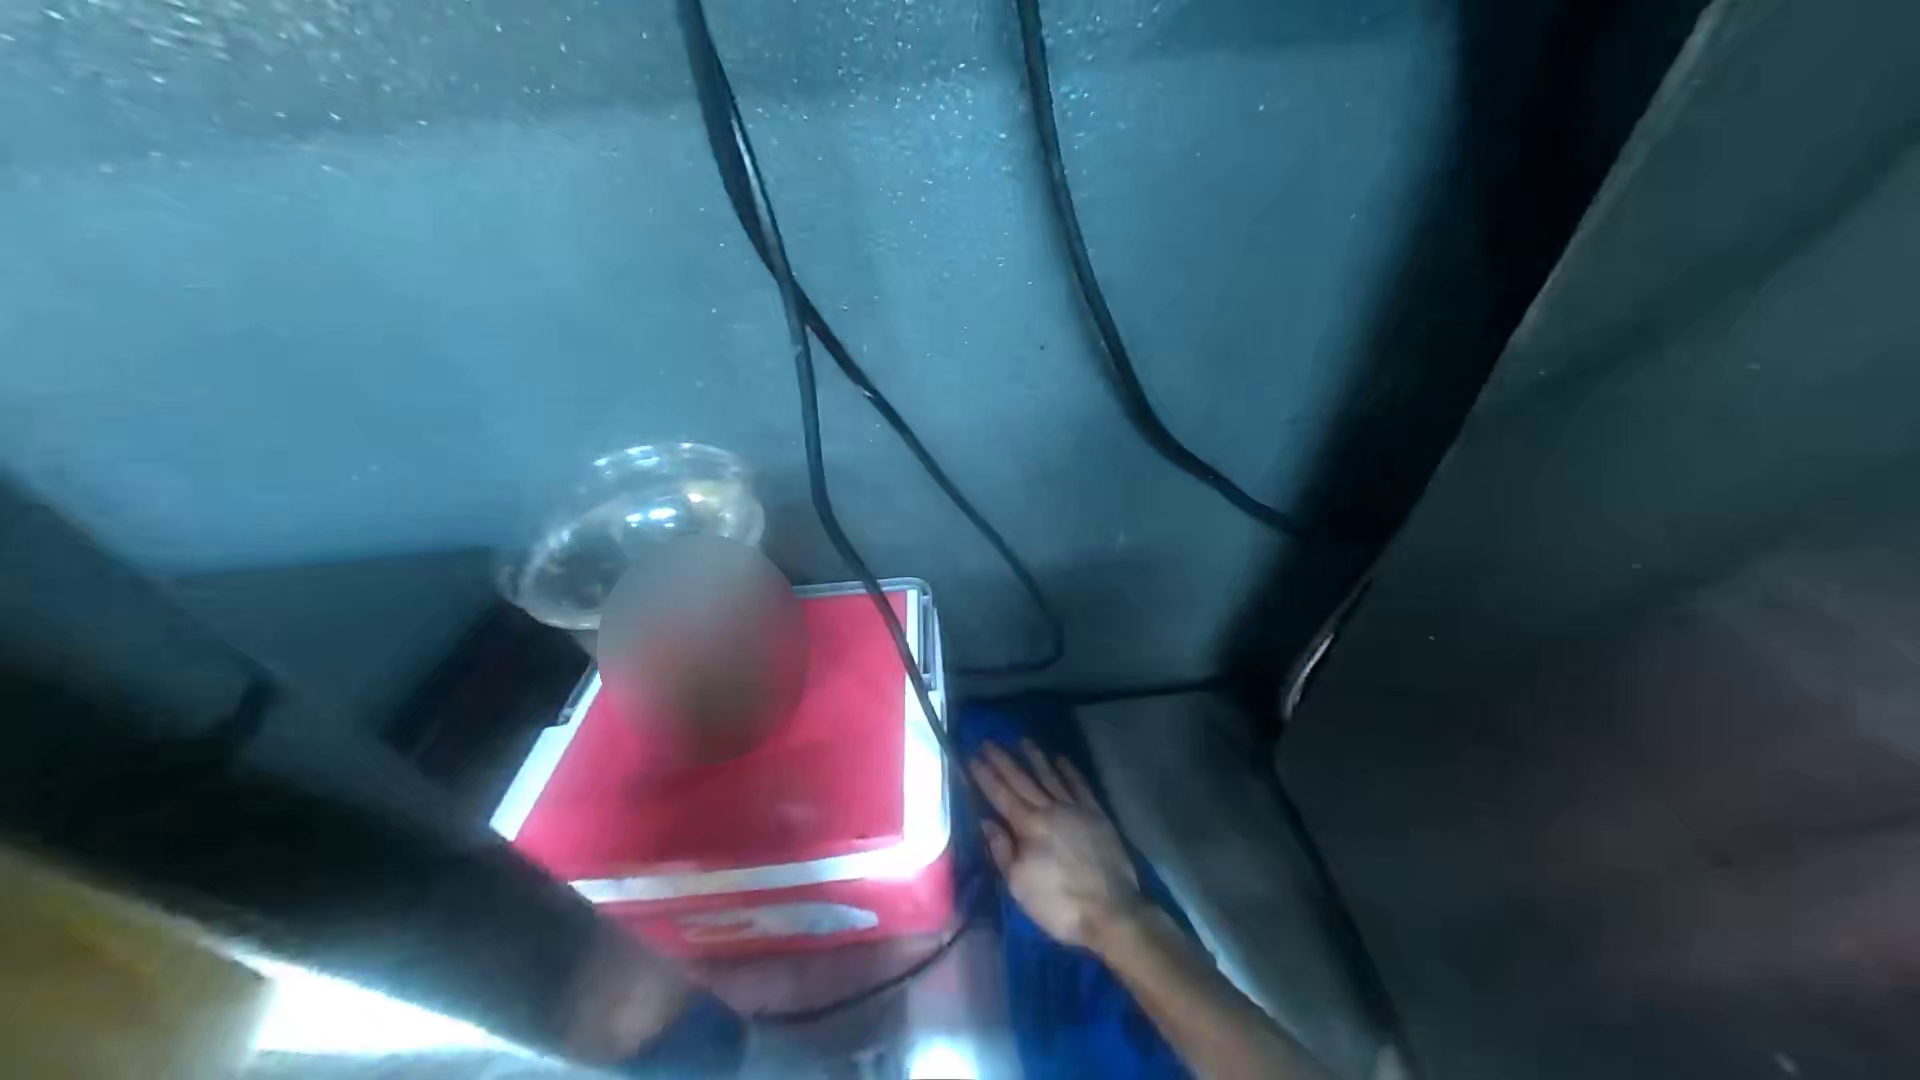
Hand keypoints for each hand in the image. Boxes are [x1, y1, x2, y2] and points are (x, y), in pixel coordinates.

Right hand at [969, 740, 1143, 950]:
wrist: (1111, 911)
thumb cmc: (1059, 903)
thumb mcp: (1019, 885)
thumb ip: (1001, 850)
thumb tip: (985, 821)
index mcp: (1028, 826)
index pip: (1000, 794)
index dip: (985, 775)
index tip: (971, 757)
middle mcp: (1049, 809)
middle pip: (1022, 779)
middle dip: (1003, 760)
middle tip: (988, 741)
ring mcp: (1075, 809)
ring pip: (1050, 776)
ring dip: (1035, 757)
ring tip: (1022, 740)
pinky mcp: (1097, 814)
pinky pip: (1080, 785)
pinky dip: (1069, 770)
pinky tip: (1061, 759)